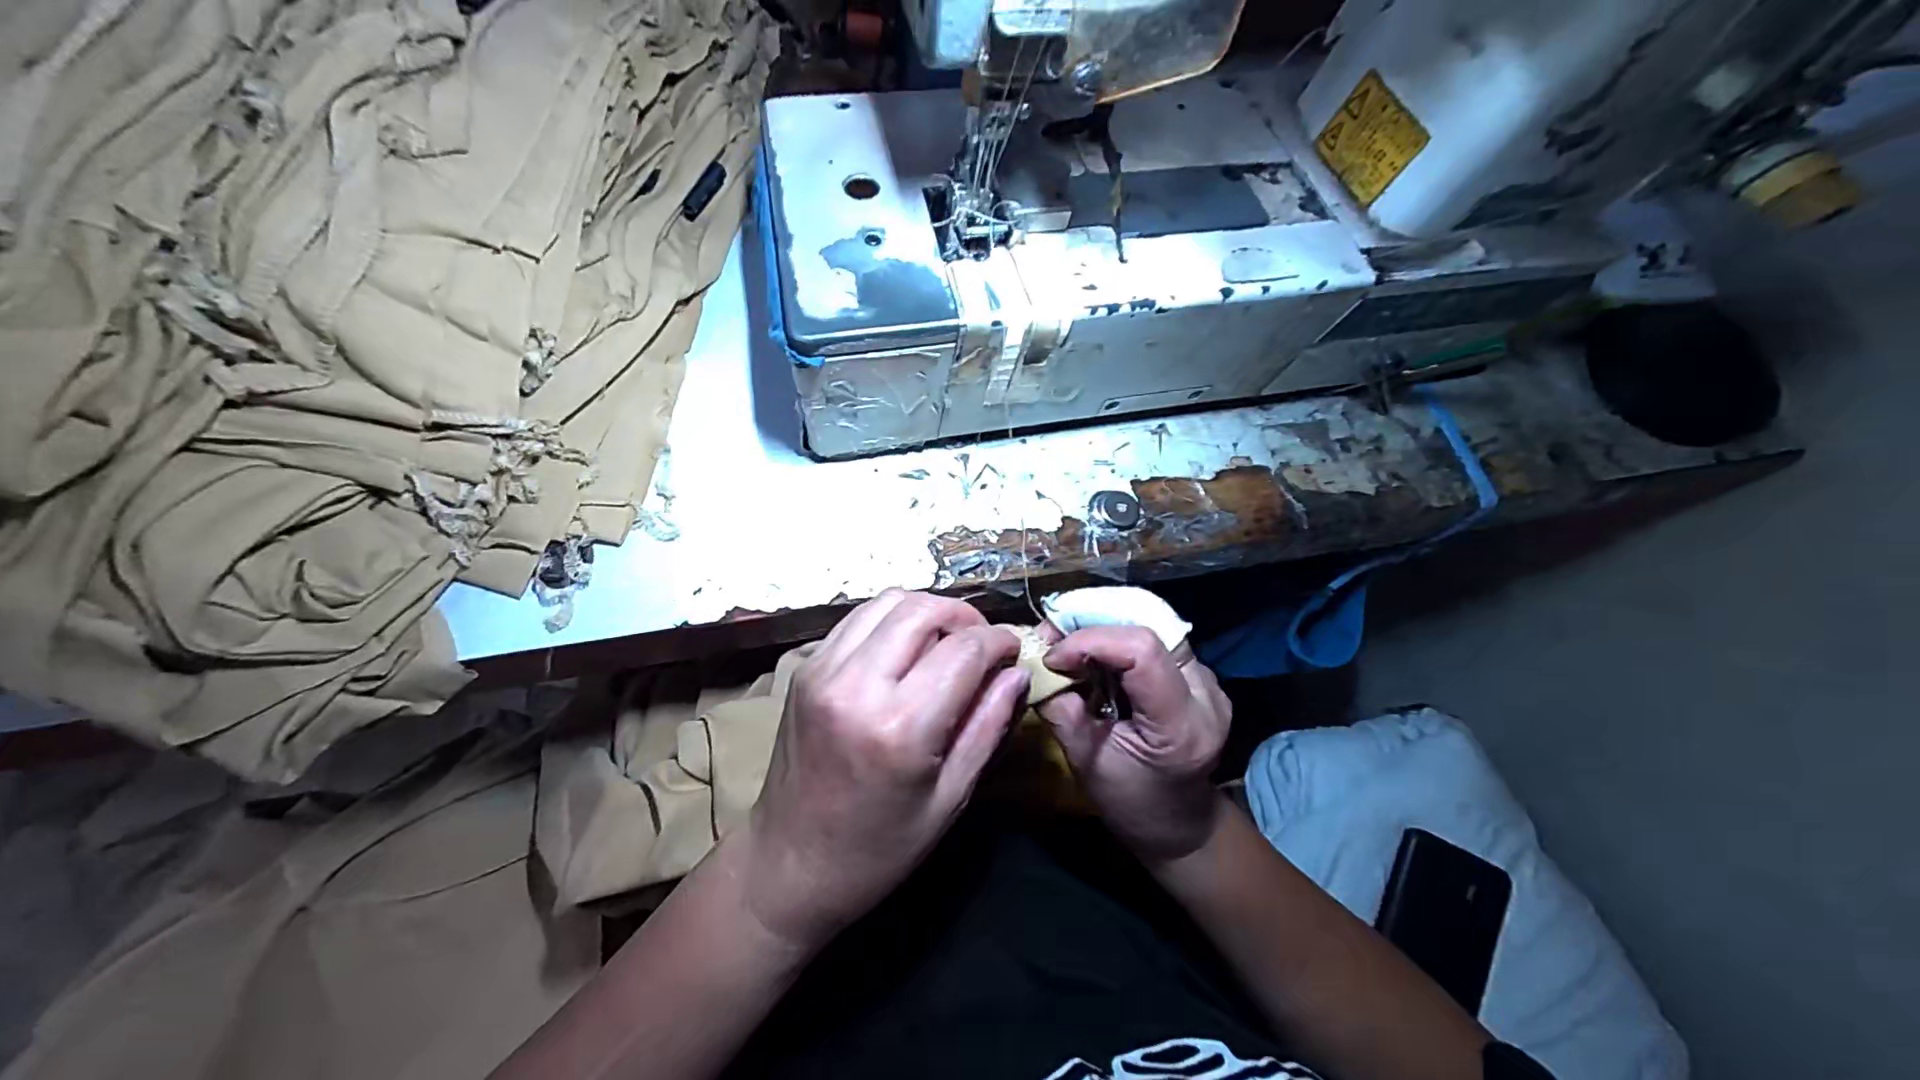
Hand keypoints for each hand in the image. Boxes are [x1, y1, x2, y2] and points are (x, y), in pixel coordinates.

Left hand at [740, 589, 1028, 949]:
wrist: (789, 863)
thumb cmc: (879, 848)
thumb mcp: (950, 798)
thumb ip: (989, 726)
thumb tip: (1017, 672)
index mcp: (899, 726)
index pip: (964, 650)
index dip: (1000, 641)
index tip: (1014, 651)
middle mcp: (856, 684)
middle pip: (923, 610)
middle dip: (965, 617)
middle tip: (983, 645)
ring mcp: (823, 669)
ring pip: (889, 602)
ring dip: (929, 611)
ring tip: (948, 642)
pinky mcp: (806, 668)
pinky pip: (859, 618)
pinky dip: (893, 621)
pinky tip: (908, 649)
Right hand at [1037, 626, 1231, 863]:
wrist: (1180, 823)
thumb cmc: (1132, 804)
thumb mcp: (1086, 763)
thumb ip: (1062, 712)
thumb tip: (1034, 666)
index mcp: (1181, 726)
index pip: (1142, 651)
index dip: (1090, 641)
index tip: (1052, 657)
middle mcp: (1205, 694)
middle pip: (1147, 628)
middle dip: (1091, 625)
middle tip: (1052, 640)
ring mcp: (1207, 681)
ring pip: (1150, 626)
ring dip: (1103, 629)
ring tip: (1069, 648)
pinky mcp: (1198, 674)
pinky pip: (1155, 638)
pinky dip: (1117, 639)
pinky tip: (1094, 658)